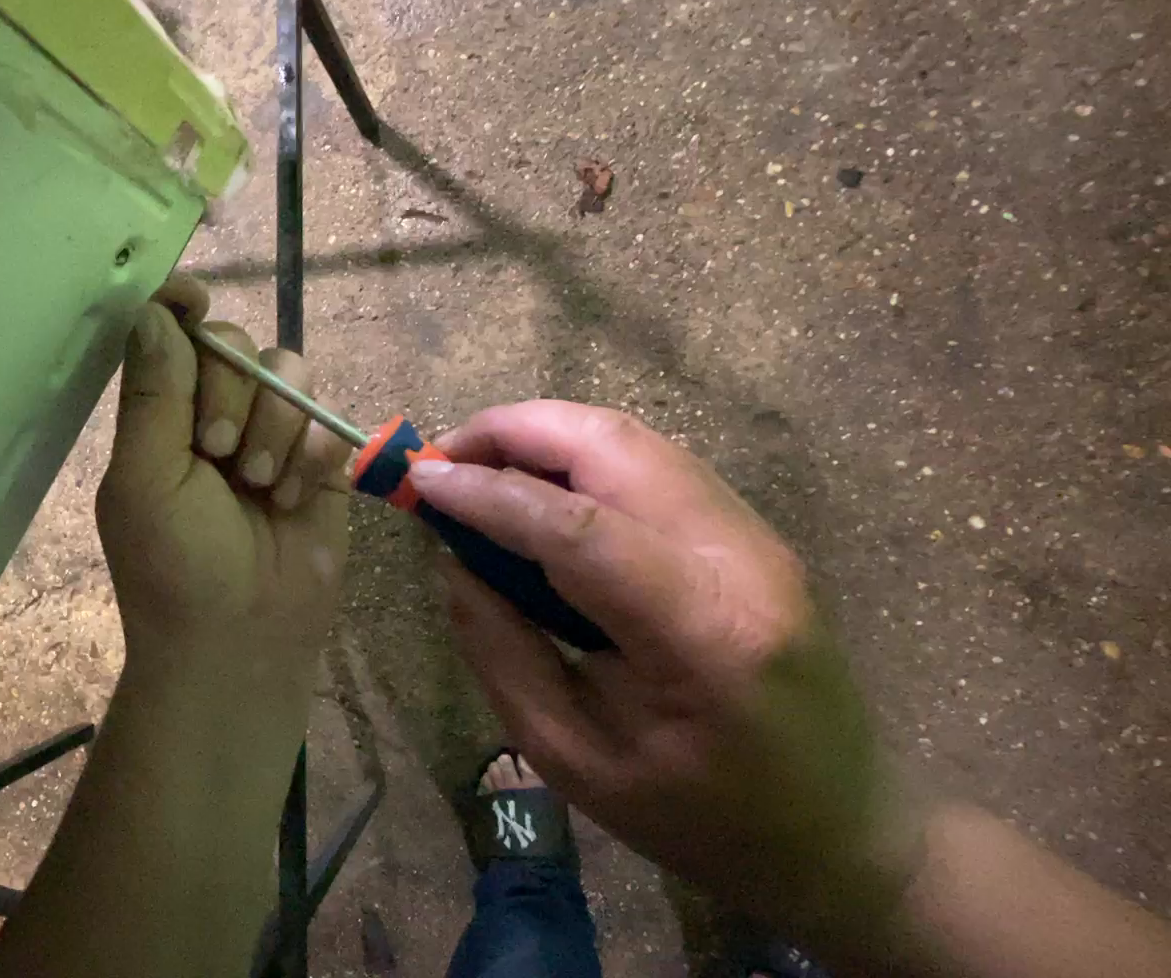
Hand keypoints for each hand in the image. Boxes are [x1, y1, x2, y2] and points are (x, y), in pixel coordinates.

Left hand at [96, 277, 351, 695]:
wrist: (244, 641)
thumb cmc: (177, 567)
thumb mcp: (146, 480)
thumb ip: (154, 394)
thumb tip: (154, 310)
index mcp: (160, 417)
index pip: (171, 336)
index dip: (181, 308)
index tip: (194, 298)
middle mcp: (214, 415)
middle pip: (235, 345)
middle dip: (232, 396)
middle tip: (220, 455)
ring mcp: (270, 436)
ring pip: (288, 373)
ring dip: (276, 429)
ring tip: (263, 487)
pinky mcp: (319, 461)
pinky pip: (327, 417)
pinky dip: (313, 455)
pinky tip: (296, 500)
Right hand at [406, 401, 923, 943]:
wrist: (842, 831)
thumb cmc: (698, 817)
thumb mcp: (571, 758)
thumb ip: (500, 649)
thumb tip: (452, 560)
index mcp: (701, 636)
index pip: (577, 527)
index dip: (487, 492)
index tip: (419, 481)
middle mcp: (740, 560)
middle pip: (612, 445)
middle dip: (511, 430)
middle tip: (441, 459)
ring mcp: (756, 536)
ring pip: (631, 437)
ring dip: (541, 433)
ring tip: (475, 467)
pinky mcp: (750, 530)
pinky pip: (648, 460)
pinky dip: (576, 453)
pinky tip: (535, 486)